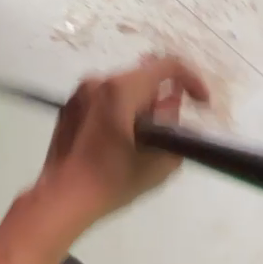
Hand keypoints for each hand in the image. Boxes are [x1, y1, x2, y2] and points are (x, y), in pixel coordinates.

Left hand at [33, 53, 209, 226]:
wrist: (61, 197)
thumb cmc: (111, 180)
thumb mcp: (158, 160)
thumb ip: (173, 126)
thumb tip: (170, 107)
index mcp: (119, 89)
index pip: (167, 66)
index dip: (192, 80)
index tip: (201, 104)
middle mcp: (96, 82)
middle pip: (142, 78)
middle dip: (161, 100)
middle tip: (167, 131)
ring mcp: (78, 94)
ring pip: (122, 89)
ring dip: (140, 107)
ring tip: (142, 141)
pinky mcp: (67, 108)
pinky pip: (102, 100)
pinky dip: (118, 112)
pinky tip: (119, 142)